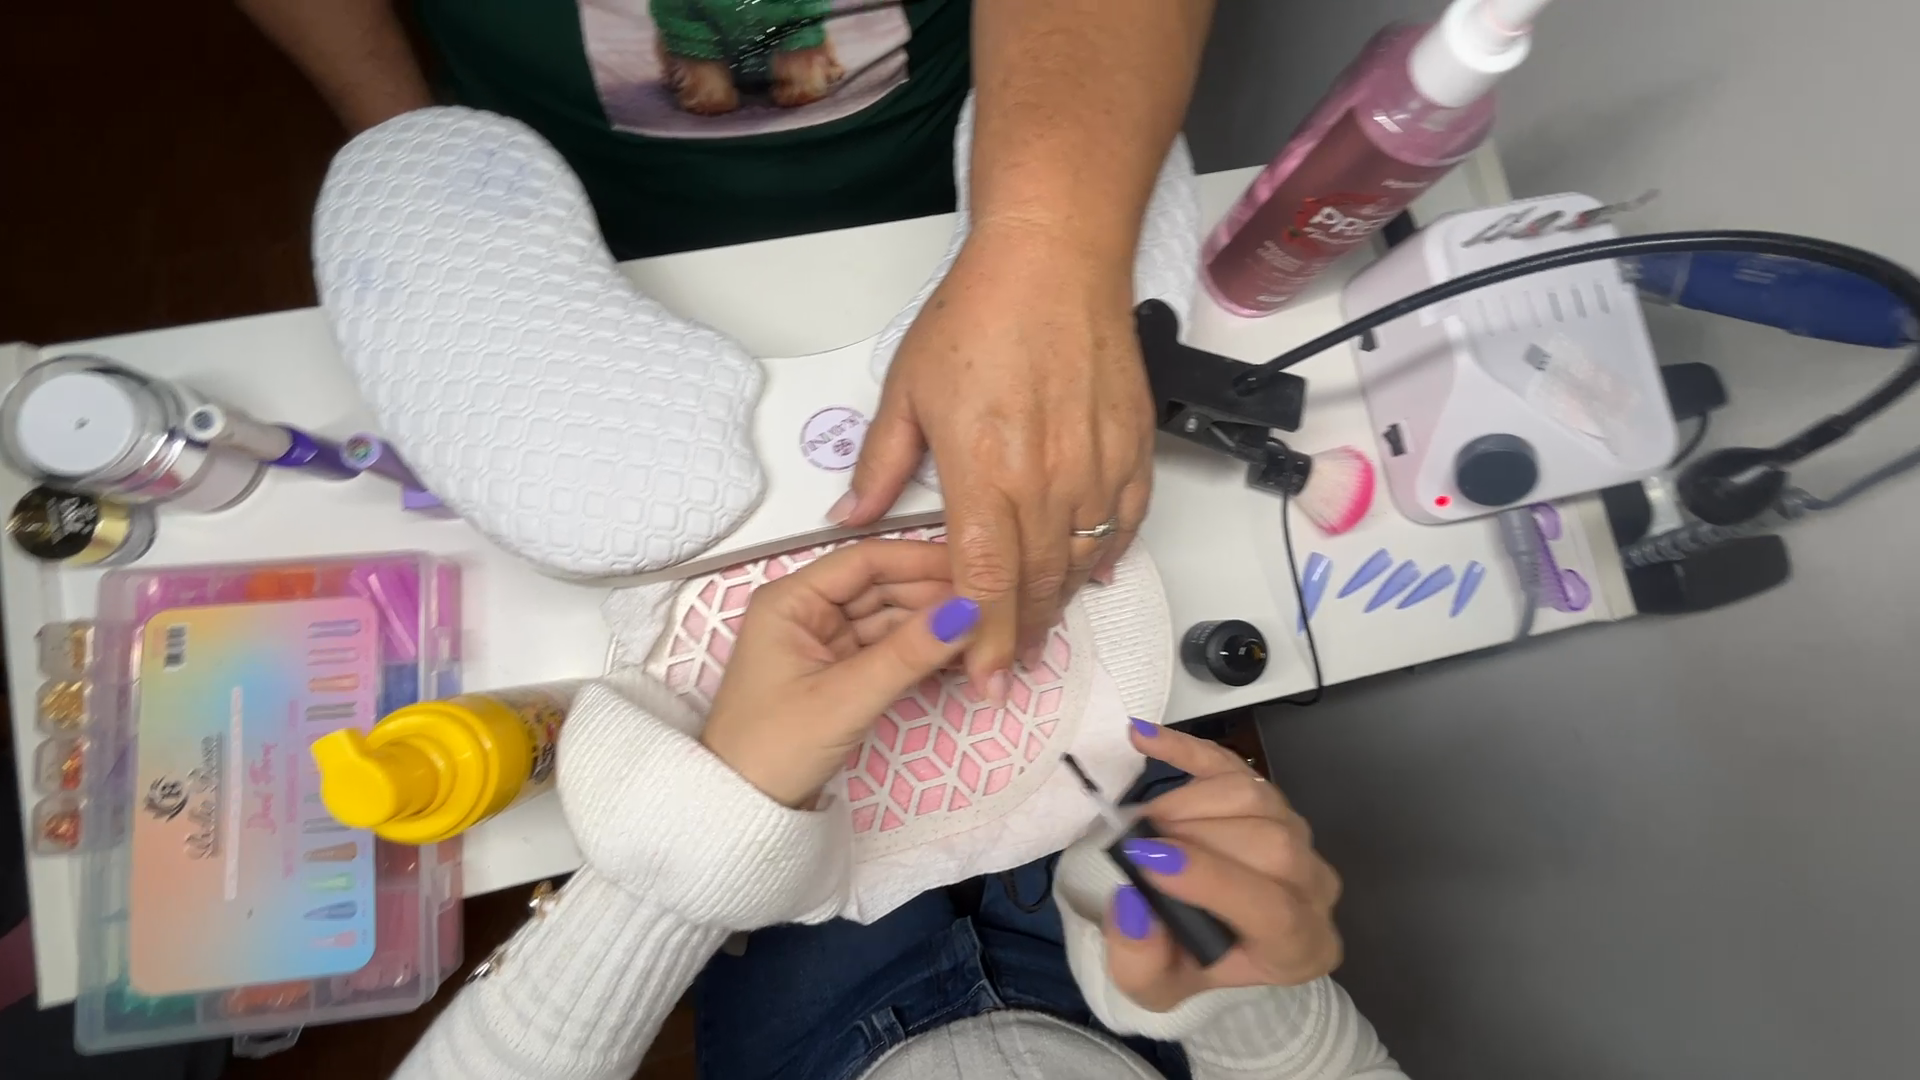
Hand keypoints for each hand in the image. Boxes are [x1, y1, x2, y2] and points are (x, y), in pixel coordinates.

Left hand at [700, 540, 980, 807]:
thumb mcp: (843, 698)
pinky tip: (959, 651)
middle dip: (933, 595)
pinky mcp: (842, 669)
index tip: (971, 565)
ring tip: (985, 628)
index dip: (920, 559)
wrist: (742, 813)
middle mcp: (809, 609)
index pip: (865, 561)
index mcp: (792, 599)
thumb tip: (969, 611)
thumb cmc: (774, 748)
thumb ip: (907, 654)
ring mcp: (827, 640)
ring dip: (933, 625)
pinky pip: (890, 647)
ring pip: (891, 618)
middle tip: (989, 603)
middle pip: (882, 587)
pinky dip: (921, 650)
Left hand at [841, 223, 1154, 689]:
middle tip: (1009, 669)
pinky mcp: (1130, 450)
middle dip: (1022, 637)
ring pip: (1081, 563)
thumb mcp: (907, 389)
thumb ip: (881, 464)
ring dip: (1060, 604)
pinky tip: (1092, 574)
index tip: (984, 679)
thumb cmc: (977, 318)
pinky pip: (1123, 523)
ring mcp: (1095, 468)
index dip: (983, 639)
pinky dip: (1106, 556)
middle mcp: (1045, 482)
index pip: (984, 582)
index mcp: (984, 473)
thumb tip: (850, 515)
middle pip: (1036, 585)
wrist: (1052, 261)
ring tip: (1041, 631)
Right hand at [1103, 722, 1343, 1010]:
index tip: (1147, 859)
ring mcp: (1294, 833)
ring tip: (1147, 820)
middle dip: (1194, 834)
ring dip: (1189, 800)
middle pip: (1271, 844)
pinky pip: (1229, 762)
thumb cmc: (1184, 962)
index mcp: (1298, 947)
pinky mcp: (1262, 793)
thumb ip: (1139, 959)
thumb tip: (1133, 903)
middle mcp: (1311, 887)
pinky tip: (1142, 736)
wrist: (1202, 937)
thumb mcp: (1152, 985)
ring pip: (1255, 796)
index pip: (1275, 909)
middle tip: (1138, 841)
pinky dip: (1184, 747)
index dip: (1212, 878)